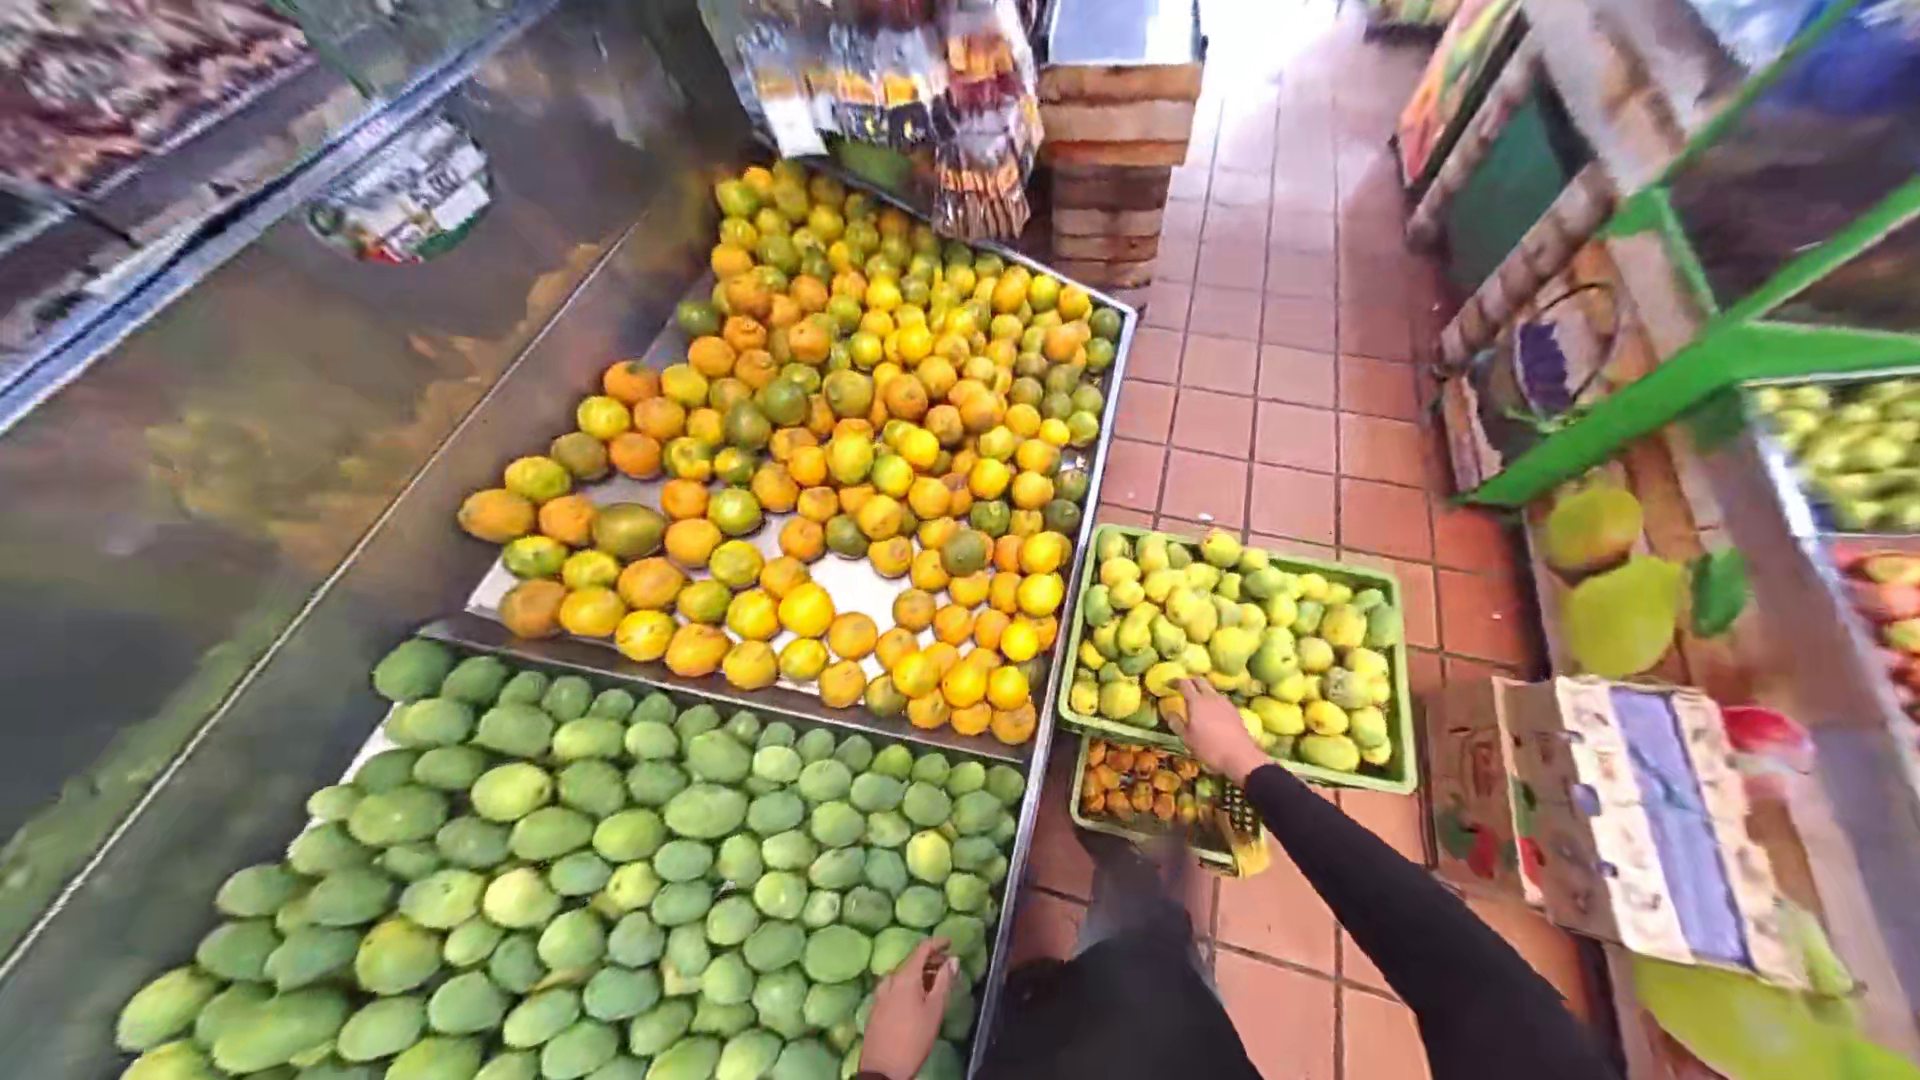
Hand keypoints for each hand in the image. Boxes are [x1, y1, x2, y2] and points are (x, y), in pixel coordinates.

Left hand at [859, 937, 956, 1078]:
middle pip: (912, 961)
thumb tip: (953, 959)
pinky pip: (895, 986)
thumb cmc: (913, 1038)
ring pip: (904, 975)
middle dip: (931, 961)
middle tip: (947, 968)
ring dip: (921, 974)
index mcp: (904, 975)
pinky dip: (909, 985)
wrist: (882, 1071)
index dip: (937, 943)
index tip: (950, 943)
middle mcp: (890, 978)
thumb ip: (944, 981)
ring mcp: (881, 992)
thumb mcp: (934, 1010)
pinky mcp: (876, 1006)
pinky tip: (918, 999)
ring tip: (935, 985)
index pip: (922, 948)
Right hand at [1171, 679, 1267, 784]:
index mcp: (1196, 701)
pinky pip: (1220, 698)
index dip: (1176, 681)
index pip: (1185, 683)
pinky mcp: (1234, 710)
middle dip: (1190, 680)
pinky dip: (1213, 698)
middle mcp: (1211, 697)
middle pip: (1200, 680)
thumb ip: (1176, 723)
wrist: (1240, 756)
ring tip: (1198, 697)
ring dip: (1203, 689)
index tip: (1170, 683)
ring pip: (1211, 688)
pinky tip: (1212, 709)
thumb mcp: (1187, 738)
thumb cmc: (1209, 747)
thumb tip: (1169, 712)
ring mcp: (1225, 702)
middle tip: (1183, 686)